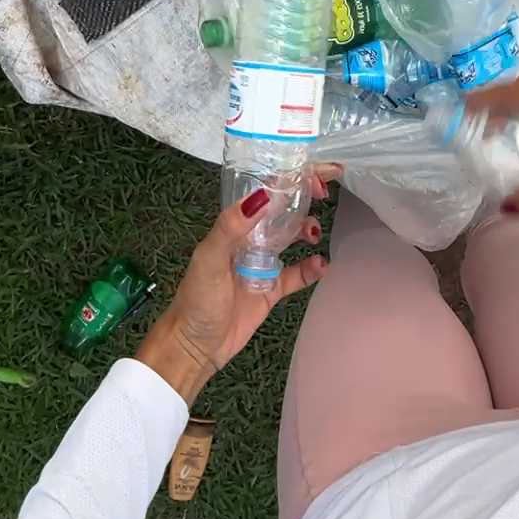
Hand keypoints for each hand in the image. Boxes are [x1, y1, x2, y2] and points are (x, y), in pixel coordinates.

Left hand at [134, 167, 336, 404]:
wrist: (194, 347)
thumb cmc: (196, 299)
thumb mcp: (210, 259)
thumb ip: (232, 227)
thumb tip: (264, 196)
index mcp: (234, 226)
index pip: (264, 193)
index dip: (288, 178)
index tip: (314, 171)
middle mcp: (251, 239)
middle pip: (283, 210)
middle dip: (304, 196)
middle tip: (324, 192)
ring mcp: (264, 263)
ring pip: (293, 236)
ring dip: (308, 229)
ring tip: (313, 234)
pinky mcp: (273, 289)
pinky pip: (298, 273)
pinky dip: (312, 267)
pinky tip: (321, 264)